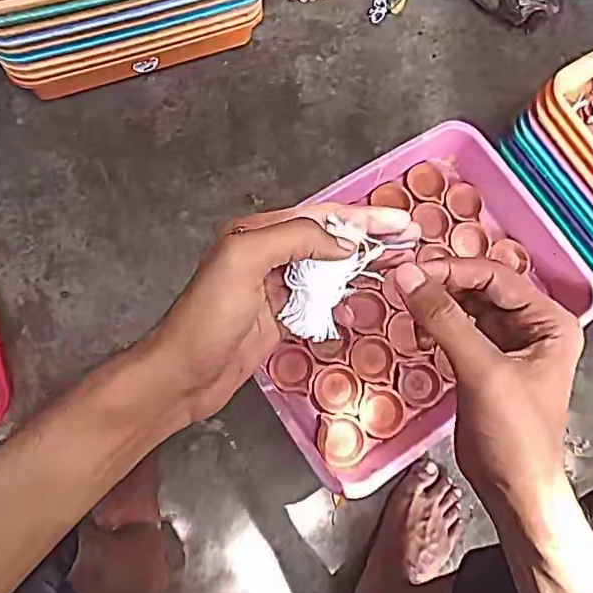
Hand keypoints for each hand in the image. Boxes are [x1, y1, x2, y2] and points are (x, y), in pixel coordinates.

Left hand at [141, 203, 415, 423]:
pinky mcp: (279, 318)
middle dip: (368, 238)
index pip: (320, 217)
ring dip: (361, 266)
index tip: (398, 221)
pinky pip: (319, 301)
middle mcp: (267, 255)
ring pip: (327, 270)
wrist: (182, 376)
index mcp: (257, 233)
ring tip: (397, 265)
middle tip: (409, 240)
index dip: (362, 217)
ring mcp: (274, 288)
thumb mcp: (243, 261)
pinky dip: (343, 297)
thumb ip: (292, 239)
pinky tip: (362, 298)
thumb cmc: (205, 319)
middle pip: (328, 240)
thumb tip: (341, 241)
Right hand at [391, 258, 582, 504]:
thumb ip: (443, 319)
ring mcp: (507, 343)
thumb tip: (408, 277)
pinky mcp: (483, 360)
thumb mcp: (482, 371)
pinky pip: (455, 328)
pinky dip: (434, 326)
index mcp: (549, 321)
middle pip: (478, 287)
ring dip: (434, 306)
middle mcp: (531, 326)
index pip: (495, 277)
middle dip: (440, 286)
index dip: (451, 270)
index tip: (411, 272)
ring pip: (463, 306)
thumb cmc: (516, 437)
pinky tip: (419, 334)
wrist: (515, 490)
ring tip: (410, 314)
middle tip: (402, 286)